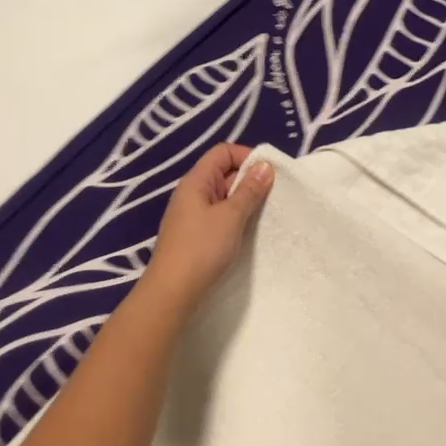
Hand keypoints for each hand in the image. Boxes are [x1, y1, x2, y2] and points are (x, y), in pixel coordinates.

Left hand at [143, 144, 274, 307]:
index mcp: (196, 181)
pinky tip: (248, 230)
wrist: (171, 293)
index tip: (268, 173)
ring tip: (265, 212)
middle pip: (223, 172)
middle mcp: (192, 192)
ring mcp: (192, 214)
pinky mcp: (195, 234)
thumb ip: (249, 190)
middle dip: (249, 179)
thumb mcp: (231, 216)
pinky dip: (235, 217)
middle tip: (273, 195)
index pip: (223, 152)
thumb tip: (264, 166)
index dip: (246, 156)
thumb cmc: (201, 248)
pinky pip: (219, 214)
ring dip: (244, 200)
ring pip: (223, 195)